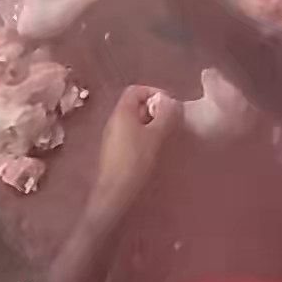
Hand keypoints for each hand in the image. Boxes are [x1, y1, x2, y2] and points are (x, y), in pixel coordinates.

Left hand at [90, 85, 180, 220]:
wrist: (114, 191)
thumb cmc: (135, 160)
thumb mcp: (155, 135)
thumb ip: (165, 115)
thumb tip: (169, 101)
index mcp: (122, 112)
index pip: (136, 90)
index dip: (153, 91)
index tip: (169, 103)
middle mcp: (114, 119)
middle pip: (134, 103)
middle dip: (152, 107)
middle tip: (169, 118)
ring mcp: (112, 134)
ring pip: (132, 119)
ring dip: (149, 121)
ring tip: (163, 132)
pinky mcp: (113, 148)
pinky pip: (129, 132)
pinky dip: (142, 132)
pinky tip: (152, 146)